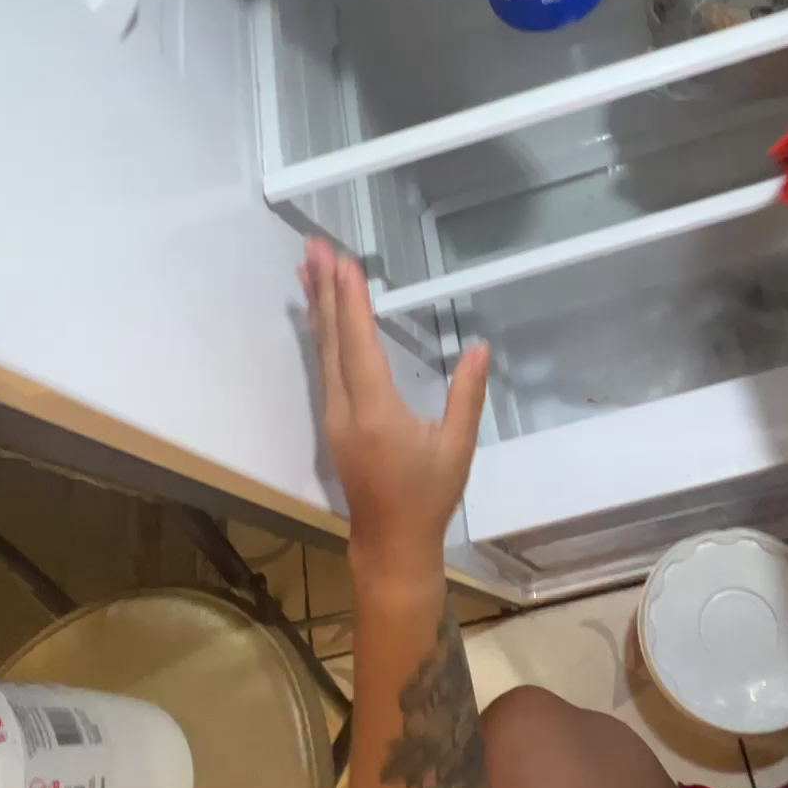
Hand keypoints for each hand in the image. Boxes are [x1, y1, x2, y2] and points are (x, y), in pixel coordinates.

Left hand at [300, 238, 490, 583]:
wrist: (390, 541)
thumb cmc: (428, 496)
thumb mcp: (457, 447)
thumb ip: (467, 395)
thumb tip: (479, 346)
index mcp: (376, 412)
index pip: (359, 345)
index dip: (350, 301)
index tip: (343, 262)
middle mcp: (345, 408)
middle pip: (331, 340)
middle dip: (324, 290)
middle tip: (314, 246)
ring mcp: (333, 415)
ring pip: (322, 351)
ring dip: (316, 306)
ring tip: (307, 267)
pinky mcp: (332, 421)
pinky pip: (323, 367)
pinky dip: (320, 333)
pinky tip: (317, 316)